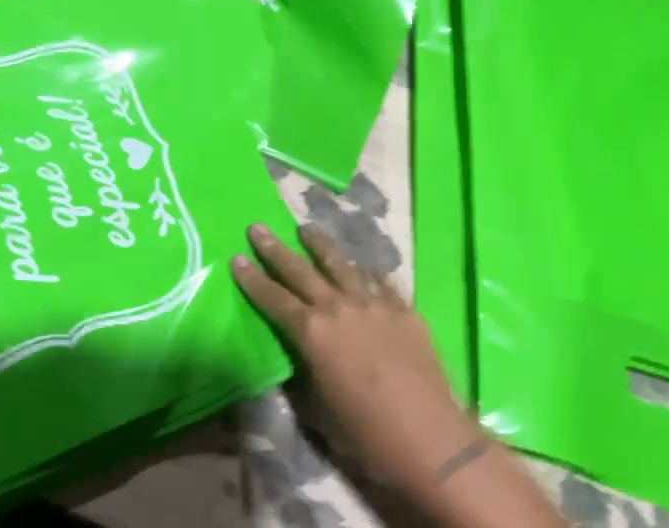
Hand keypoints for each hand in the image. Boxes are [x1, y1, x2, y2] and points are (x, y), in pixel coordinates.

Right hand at [232, 223, 482, 496]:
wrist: (432, 442)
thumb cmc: (366, 433)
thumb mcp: (317, 409)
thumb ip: (302, 375)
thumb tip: (296, 360)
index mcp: (311, 332)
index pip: (272, 297)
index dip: (252, 278)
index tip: (236, 257)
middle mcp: (339, 308)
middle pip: (300, 270)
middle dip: (275, 249)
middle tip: (258, 227)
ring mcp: (375, 305)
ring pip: (342, 265)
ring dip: (320, 245)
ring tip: (306, 229)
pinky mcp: (406, 312)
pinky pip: (380, 282)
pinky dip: (365, 271)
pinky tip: (361, 266)